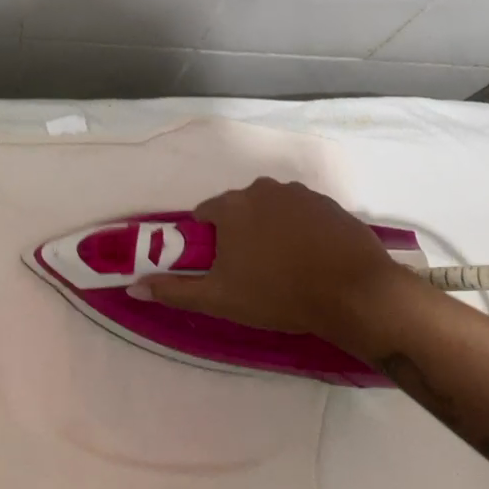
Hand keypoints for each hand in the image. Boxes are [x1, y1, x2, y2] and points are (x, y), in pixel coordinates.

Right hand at [133, 178, 410, 338]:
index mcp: (232, 207)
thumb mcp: (219, 299)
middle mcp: (263, 189)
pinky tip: (310, 259)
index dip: (207, 242)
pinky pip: (301, 214)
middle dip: (239, 234)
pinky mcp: (330, 204)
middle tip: (250, 272)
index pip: (204, 215)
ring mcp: (300, 194)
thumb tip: (134, 285)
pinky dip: (299, 231)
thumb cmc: (278, 295)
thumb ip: (174, 290)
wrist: (354, 293)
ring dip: (269, 231)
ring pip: (271, 210)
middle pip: (238, 209)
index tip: (220, 268)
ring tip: (283, 268)